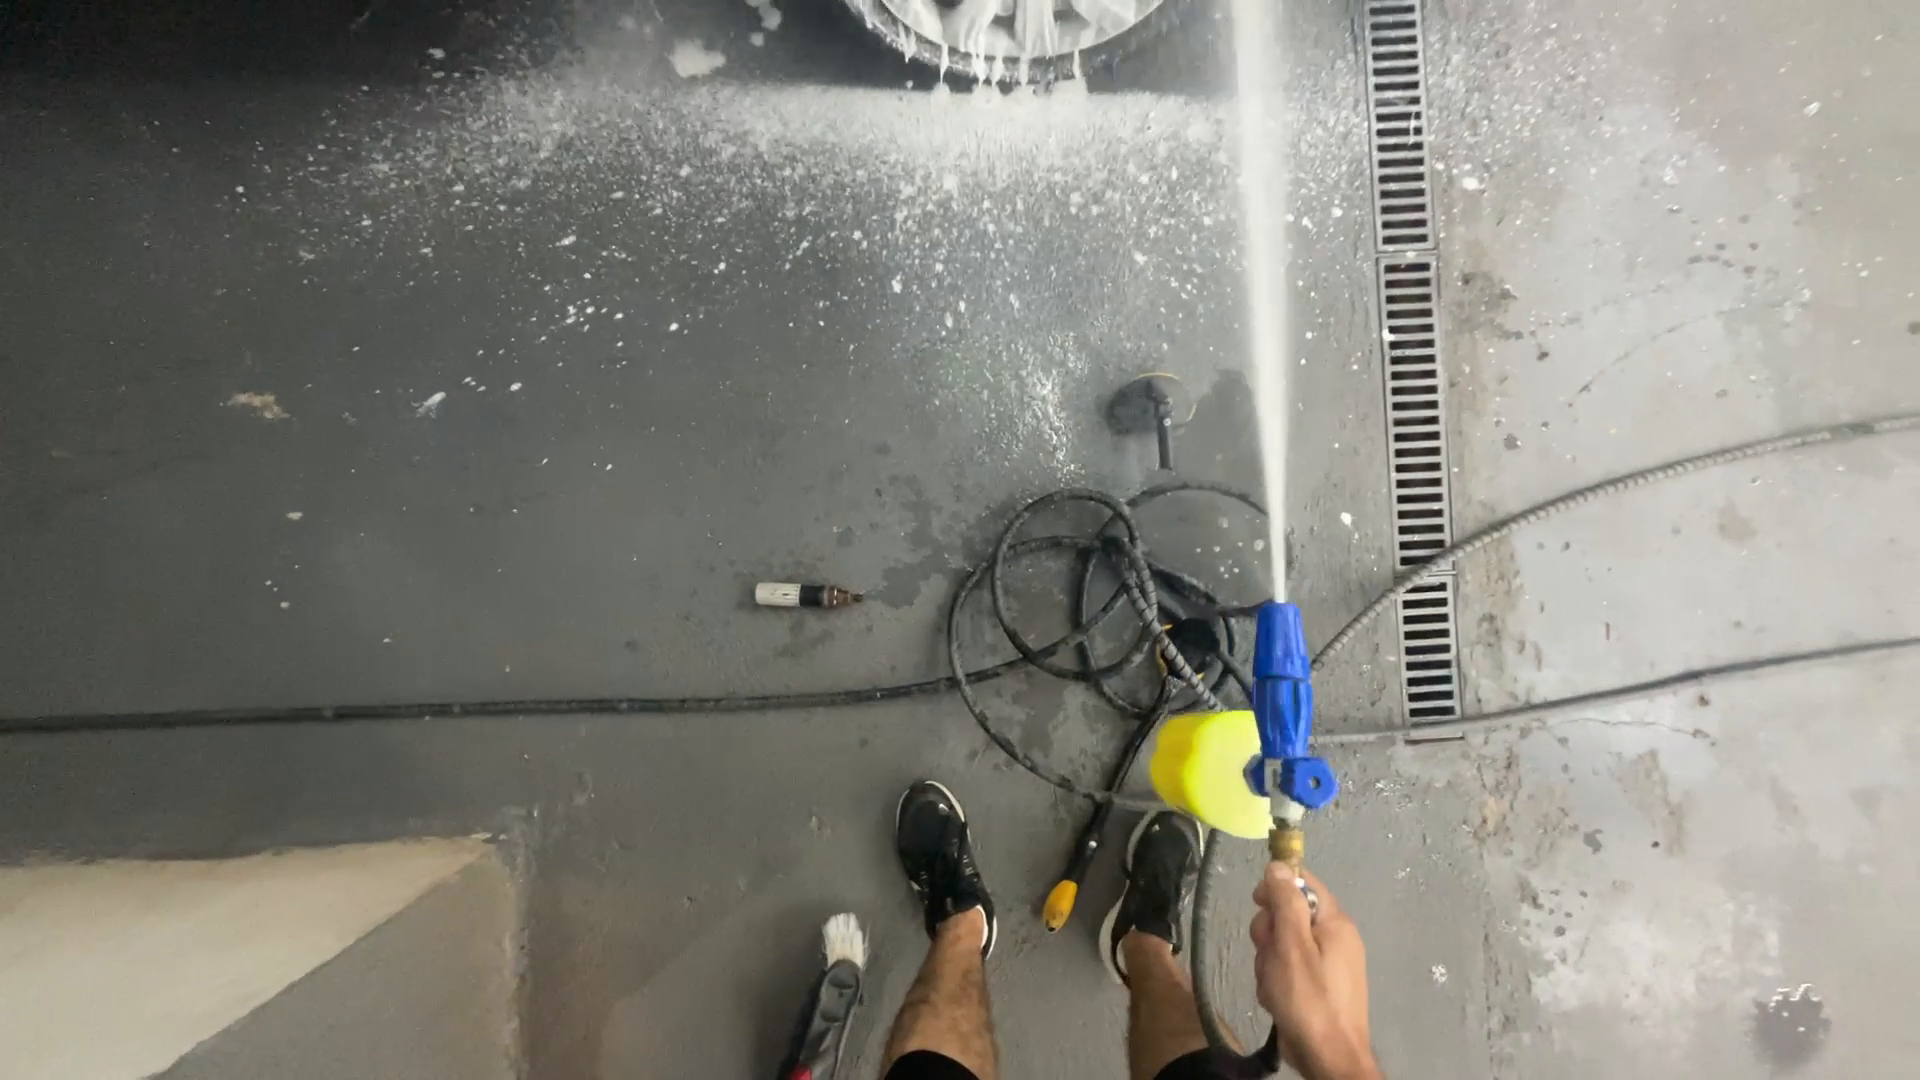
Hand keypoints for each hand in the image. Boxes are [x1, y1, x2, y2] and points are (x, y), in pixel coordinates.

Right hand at [1249, 864, 1380, 1079]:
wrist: (1329, 1062)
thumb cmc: (1309, 1000)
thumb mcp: (1291, 945)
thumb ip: (1285, 902)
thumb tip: (1279, 866)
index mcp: (1335, 923)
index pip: (1302, 882)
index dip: (1276, 887)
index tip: (1259, 903)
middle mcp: (1334, 939)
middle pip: (1288, 912)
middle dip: (1269, 931)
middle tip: (1268, 952)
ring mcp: (1326, 964)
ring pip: (1282, 941)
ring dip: (1268, 958)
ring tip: (1272, 982)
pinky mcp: (1316, 986)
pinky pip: (1287, 966)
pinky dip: (1275, 977)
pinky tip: (1275, 995)